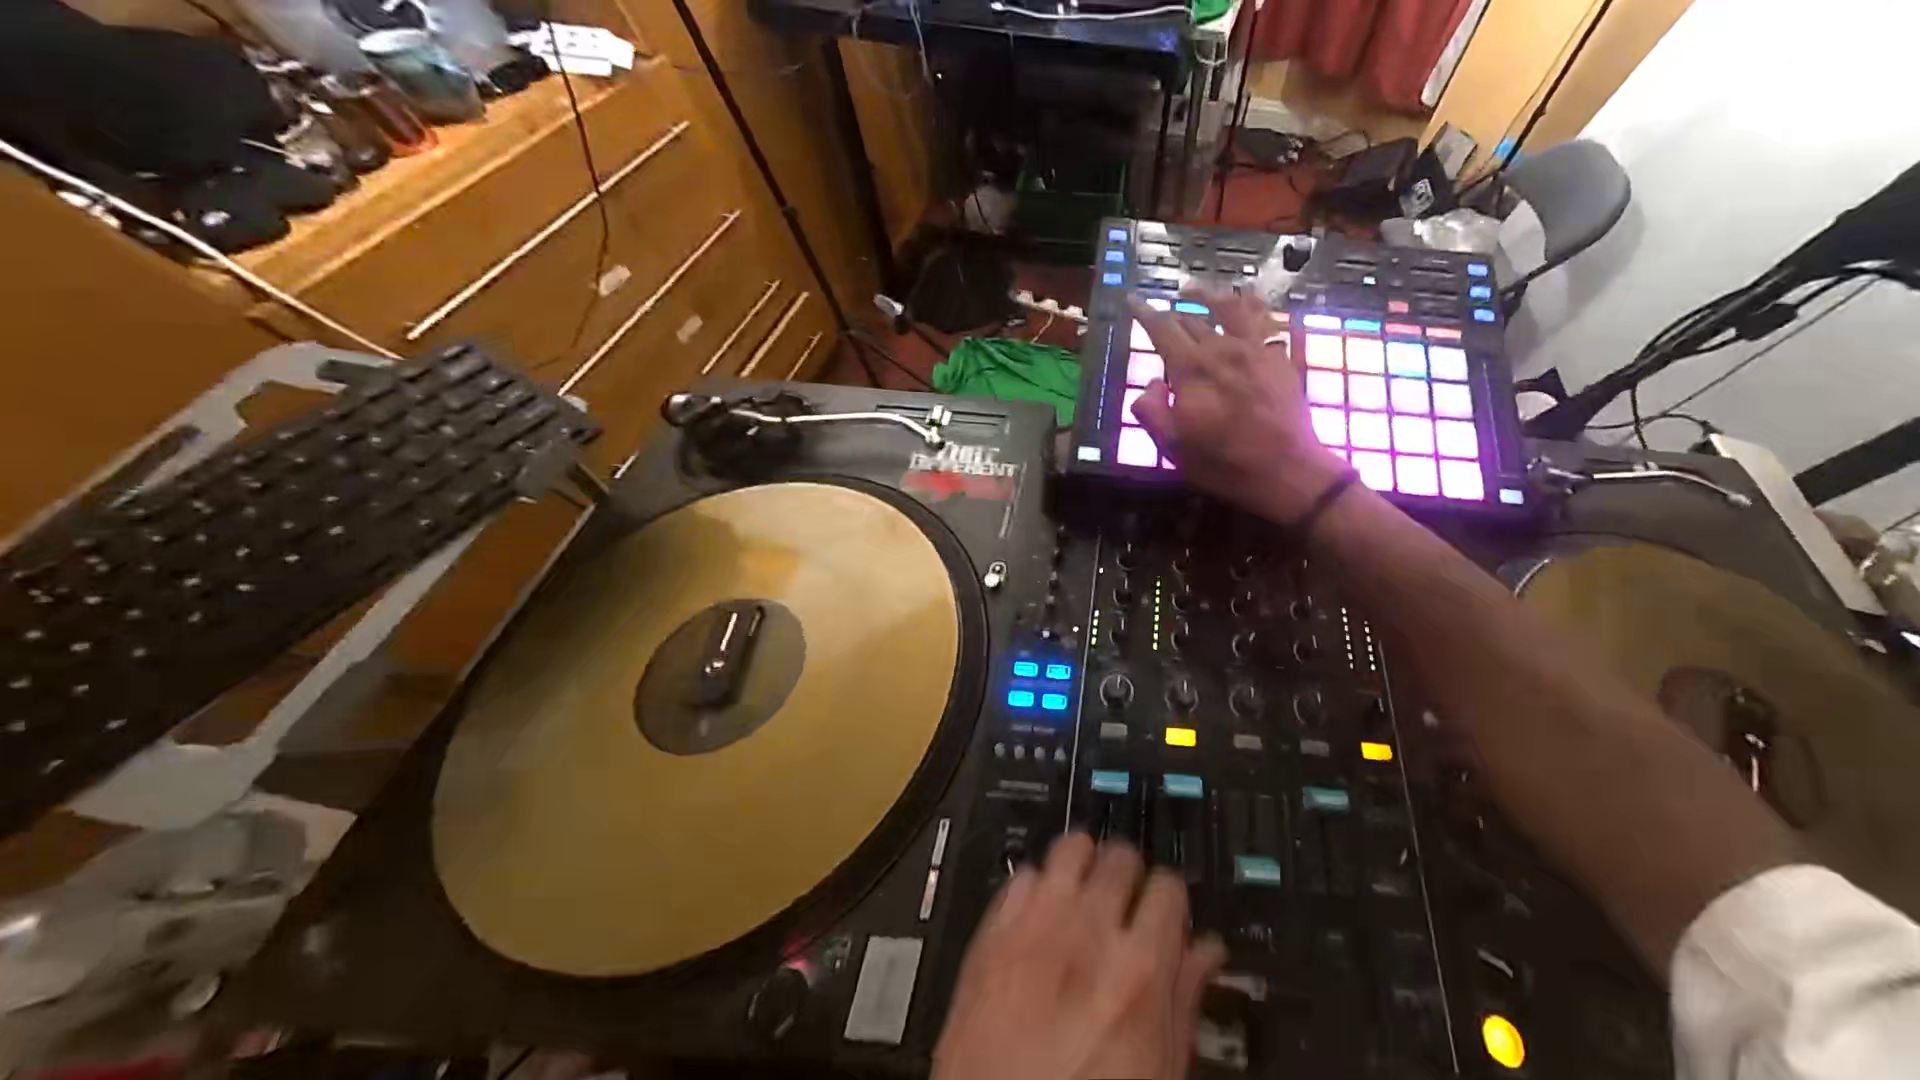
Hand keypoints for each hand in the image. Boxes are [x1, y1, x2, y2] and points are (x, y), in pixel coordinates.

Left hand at [932, 833, 1225, 1079]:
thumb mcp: (1159, 1070)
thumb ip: (1185, 999)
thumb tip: (1207, 949)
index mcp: (1140, 968)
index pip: (1169, 887)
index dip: (1171, 898)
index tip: (1165, 911)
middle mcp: (1089, 930)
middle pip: (1120, 857)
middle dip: (1129, 873)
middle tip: (1125, 898)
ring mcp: (1036, 922)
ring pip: (1070, 848)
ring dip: (1084, 862)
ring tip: (1085, 887)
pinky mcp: (994, 928)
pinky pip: (1021, 875)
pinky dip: (1037, 886)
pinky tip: (1040, 912)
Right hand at [1130, 287, 1345, 520]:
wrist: (1287, 471)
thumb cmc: (1223, 463)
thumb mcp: (1172, 447)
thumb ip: (1151, 411)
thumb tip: (1150, 384)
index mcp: (1191, 370)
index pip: (1162, 329)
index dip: (1144, 313)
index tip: (1132, 300)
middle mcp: (1223, 349)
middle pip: (1192, 319)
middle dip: (1171, 312)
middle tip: (1159, 310)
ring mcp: (1256, 350)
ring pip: (1231, 309)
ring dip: (1210, 296)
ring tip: (1197, 291)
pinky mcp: (1281, 358)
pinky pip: (1267, 319)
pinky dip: (1254, 304)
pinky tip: (1248, 300)